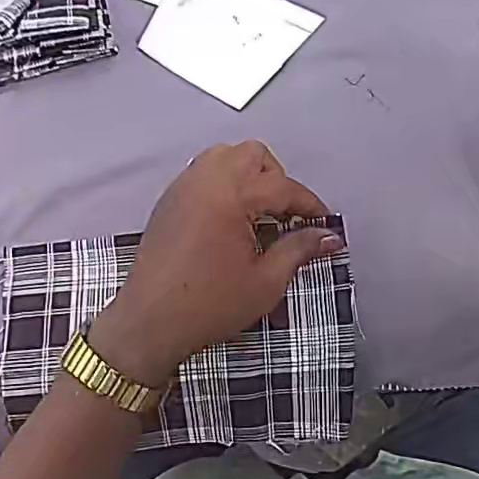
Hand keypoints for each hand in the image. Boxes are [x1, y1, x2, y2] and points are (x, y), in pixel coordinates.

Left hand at [89, 142, 342, 384]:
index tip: (322, 223)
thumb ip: (299, 250)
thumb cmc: (205, 306)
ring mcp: (182, 188)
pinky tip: (232, 222)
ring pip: (226, 157)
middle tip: (288, 217)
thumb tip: (326, 237)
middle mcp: (203, 181)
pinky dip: (225, 184)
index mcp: (230, 195)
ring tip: (260, 217)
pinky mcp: (169, 202)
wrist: (151, 323)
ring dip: (249, 177)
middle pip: (254, 156)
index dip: (309, 204)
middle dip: (277, 181)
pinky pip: (203, 174)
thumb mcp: (266, 281)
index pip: (282, 186)